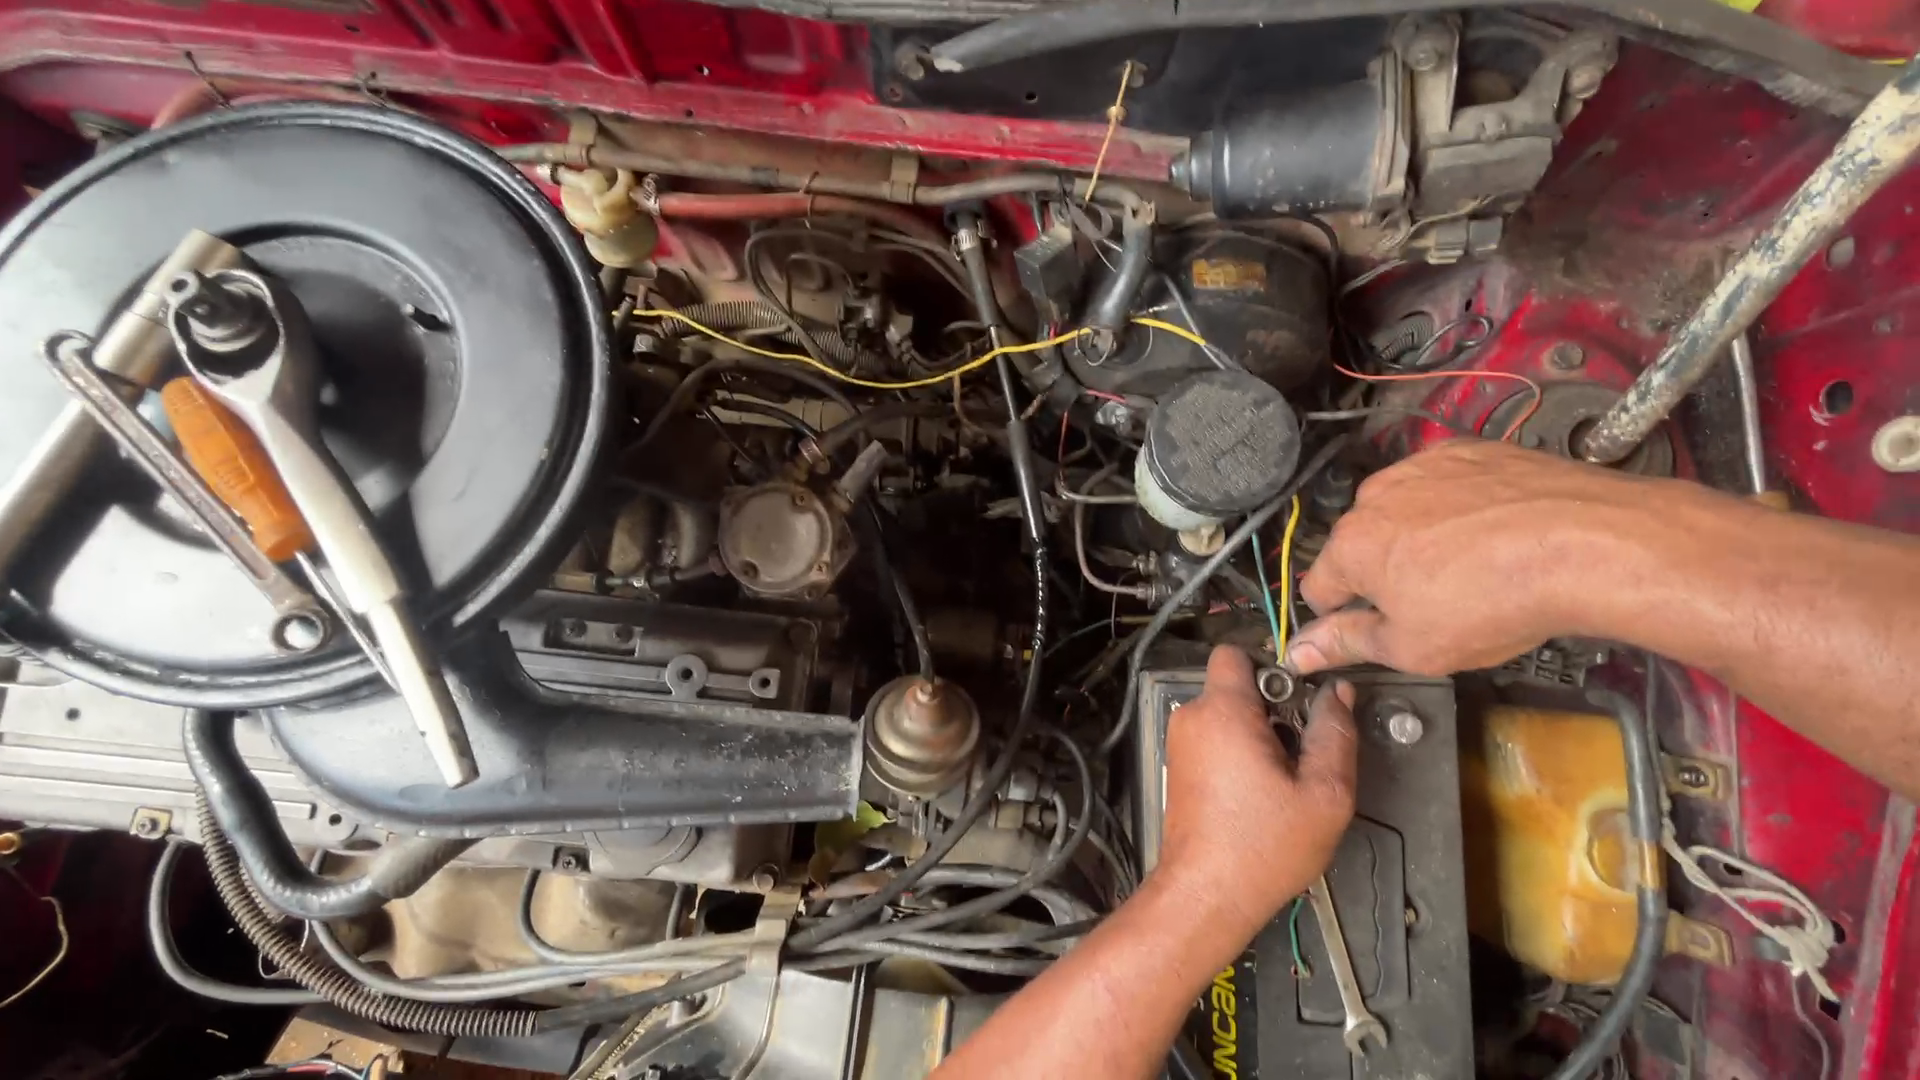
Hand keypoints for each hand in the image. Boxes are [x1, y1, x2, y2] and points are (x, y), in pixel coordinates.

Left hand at [1157, 646, 1356, 933]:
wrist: (1207, 891)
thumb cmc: (1264, 845)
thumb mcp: (1324, 794)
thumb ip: (1335, 733)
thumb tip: (1340, 693)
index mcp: (1222, 711)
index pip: (1233, 652)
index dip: (1269, 665)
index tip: (1298, 699)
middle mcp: (1192, 716)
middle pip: (1234, 685)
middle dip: (1270, 707)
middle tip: (1297, 750)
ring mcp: (1180, 741)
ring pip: (1226, 714)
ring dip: (1256, 732)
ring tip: (1279, 778)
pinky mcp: (1179, 764)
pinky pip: (1213, 737)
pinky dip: (1236, 751)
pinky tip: (1256, 791)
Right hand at [1285, 439, 1662, 675]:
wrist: (1591, 543)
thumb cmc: (1495, 602)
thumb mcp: (1413, 647)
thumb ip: (1346, 644)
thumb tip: (1298, 653)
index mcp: (1349, 546)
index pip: (1318, 588)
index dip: (1344, 615)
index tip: (1380, 627)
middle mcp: (1372, 498)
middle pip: (1359, 544)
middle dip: (1383, 570)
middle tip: (1435, 599)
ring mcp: (1418, 468)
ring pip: (1398, 510)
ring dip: (1415, 533)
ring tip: (1470, 561)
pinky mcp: (1464, 450)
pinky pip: (1440, 482)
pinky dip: (1454, 503)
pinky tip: (1491, 527)